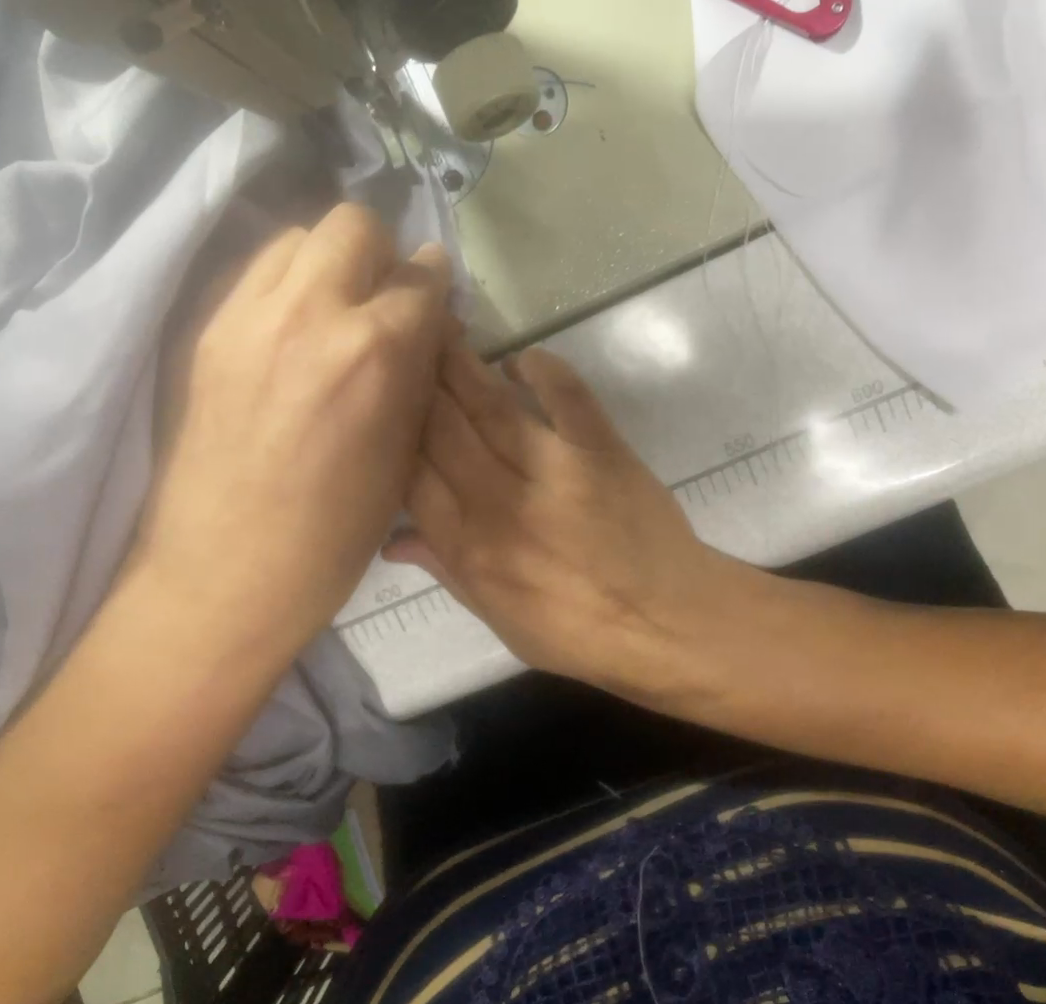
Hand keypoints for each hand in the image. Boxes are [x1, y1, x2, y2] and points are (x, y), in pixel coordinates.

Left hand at [128, 203, 453, 658]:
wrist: (229, 570)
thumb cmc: (336, 534)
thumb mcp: (403, 454)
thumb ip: (418, 377)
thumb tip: (428, 329)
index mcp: (375, 352)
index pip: (420, 281)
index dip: (436, 290)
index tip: (437, 306)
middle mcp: (311, 312)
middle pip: (353, 228)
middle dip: (381, 255)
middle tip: (386, 301)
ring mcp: (248, 316)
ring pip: (297, 238)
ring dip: (329, 262)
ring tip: (337, 313)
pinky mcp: (208, 332)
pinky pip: (256, 276)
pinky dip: (288, 286)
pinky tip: (295, 335)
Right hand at [384, 345, 737, 699]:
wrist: (666, 624)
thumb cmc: (578, 633)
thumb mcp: (502, 621)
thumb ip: (448, 572)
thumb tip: (393, 541)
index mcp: (470, 549)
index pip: (410, 478)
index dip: (390, 437)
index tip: (379, 407)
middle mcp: (500, 504)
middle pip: (441, 430)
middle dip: (414, 385)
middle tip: (397, 345)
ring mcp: (553, 472)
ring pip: (491, 407)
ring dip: (461, 365)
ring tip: (438, 329)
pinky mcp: (602, 451)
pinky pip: (567, 398)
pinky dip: (544, 370)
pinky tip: (522, 357)